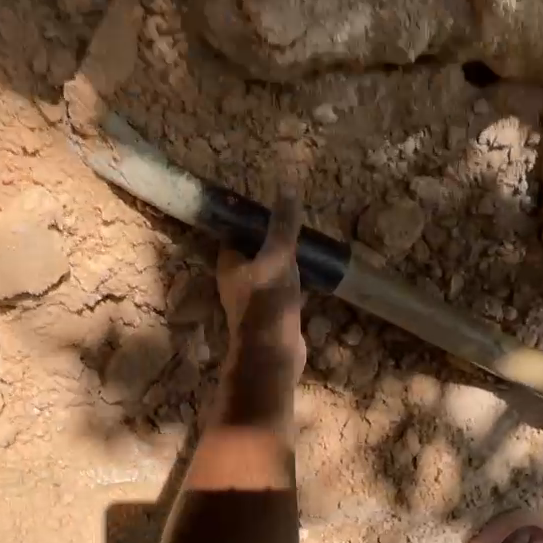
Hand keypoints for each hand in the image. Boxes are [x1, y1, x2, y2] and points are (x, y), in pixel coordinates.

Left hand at [215, 194, 305, 387]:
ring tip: (305, 245)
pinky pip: (283, 292)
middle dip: (269, 241)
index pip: (234, 234)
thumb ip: (283, 225)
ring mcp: (255, 302)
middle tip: (292, 224)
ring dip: (283, 262)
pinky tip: (312, 274)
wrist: (274, 354)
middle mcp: (237, 282)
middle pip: (252, 254)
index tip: (270, 208)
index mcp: (229, 265)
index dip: (249, 220)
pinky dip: (295, 283)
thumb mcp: (278, 257)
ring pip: (269, 273)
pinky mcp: (273, 317)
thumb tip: (288, 187)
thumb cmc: (268, 303)